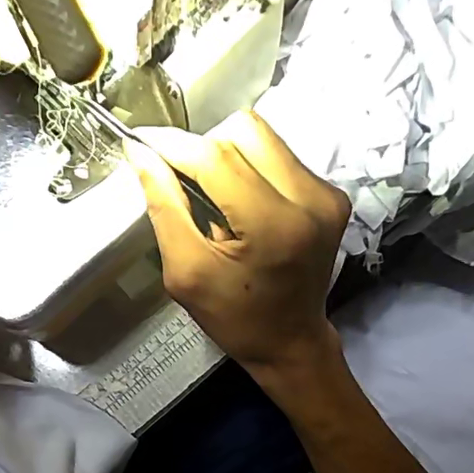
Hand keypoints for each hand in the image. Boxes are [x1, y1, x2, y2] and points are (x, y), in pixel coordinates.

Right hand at [130, 111, 351, 380]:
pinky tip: (242, 202)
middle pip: (243, 131)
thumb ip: (164, 207)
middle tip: (185, 181)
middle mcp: (310, 199)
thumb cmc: (235, 318)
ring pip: (263, 136)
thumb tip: (141, 153)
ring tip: (216, 196)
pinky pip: (280, 155)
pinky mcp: (332, 194)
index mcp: (273, 225)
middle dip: (203, 148)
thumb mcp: (185, 272)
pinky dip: (251, 168)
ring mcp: (326, 194)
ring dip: (227, 154)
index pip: (215, 157)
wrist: (291, 341)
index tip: (141, 143)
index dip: (172, 144)